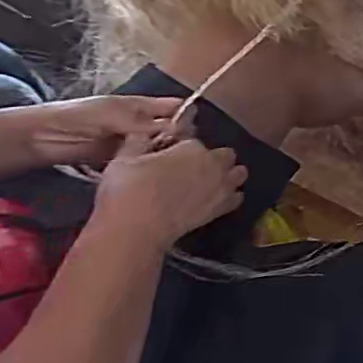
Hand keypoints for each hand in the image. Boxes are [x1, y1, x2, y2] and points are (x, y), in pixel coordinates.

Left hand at [26, 96, 182, 164]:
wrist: (35, 139)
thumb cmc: (76, 117)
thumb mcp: (114, 115)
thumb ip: (145, 124)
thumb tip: (179, 130)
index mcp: (144, 106)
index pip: (177, 107)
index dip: (189, 114)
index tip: (197, 129)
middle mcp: (142, 124)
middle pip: (172, 129)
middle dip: (180, 139)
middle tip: (184, 152)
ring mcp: (132, 143)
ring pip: (159, 148)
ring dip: (166, 154)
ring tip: (173, 164)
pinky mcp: (121, 161)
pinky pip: (142, 163)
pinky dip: (149, 167)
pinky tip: (156, 172)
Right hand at [91, 132, 246, 250]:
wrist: (136, 228)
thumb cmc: (127, 191)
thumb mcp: (123, 161)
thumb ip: (136, 144)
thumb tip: (141, 134)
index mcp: (193, 148)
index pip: (193, 143)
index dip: (182, 151)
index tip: (170, 160)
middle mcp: (215, 163)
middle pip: (225, 155)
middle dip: (214, 159)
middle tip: (192, 171)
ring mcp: (224, 185)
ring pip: (239, 173)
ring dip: (228, 175)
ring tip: (210, 183)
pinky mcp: (225, 206)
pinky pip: (237, 197)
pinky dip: (230, 197)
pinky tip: (215, 200)